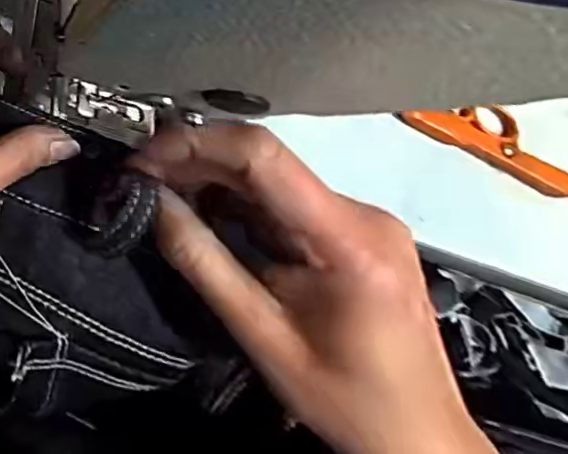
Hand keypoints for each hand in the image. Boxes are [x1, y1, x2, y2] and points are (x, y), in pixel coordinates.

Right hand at [132, 126, 493, 453]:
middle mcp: (361, 213)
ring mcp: (361, 218)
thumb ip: (202, 262)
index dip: (194, 144)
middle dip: (194, 161)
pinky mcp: (352, 227)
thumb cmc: (351, 403)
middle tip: (144, 177)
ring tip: (166, 194)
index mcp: (348, 238)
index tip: (148, 158)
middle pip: (260, 158)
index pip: (261, 154)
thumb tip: (152, 202)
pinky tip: (208, 212)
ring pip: (267, 173)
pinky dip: (237, 198)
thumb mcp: (263, 336)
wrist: (424, 444)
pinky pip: (282, 193)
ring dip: (211, 178)